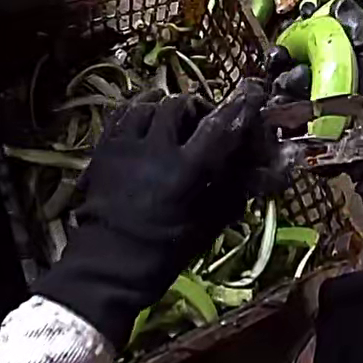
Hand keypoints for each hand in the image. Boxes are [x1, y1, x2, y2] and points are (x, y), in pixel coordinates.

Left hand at [33, 78, 270, 340]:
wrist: (106, 267)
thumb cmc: (162, 252)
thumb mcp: (206, 226)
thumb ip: (233, 193)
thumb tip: (259, 172)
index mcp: (184, 170)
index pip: (215, 126)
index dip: (234, 108)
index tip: (247, 95)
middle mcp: (155, 150)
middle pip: (177, 105)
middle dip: (194, 107)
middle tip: (201, 119)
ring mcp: (124, 146)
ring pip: (146, 105)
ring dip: (163, 106)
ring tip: (171, 118)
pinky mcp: (103, 149)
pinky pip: (121, 115)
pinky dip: (136, 110)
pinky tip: (144, 118)